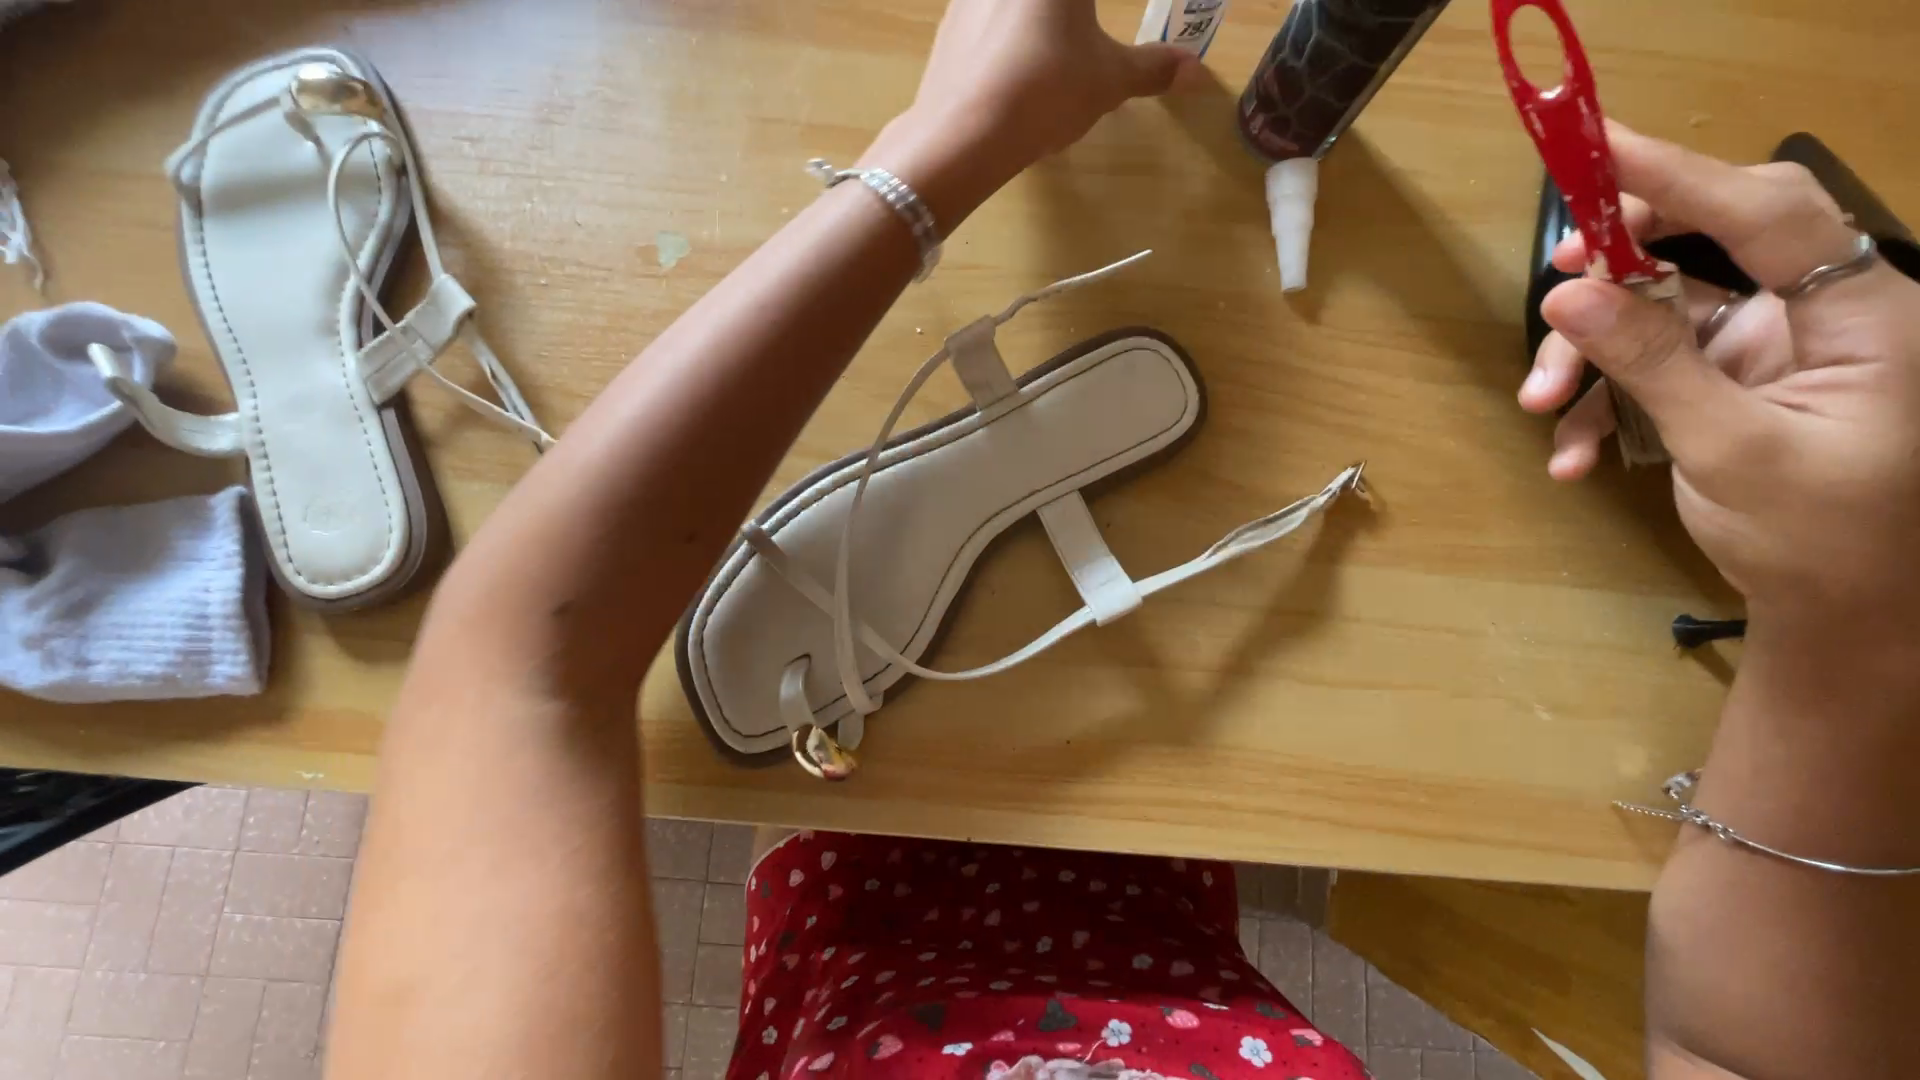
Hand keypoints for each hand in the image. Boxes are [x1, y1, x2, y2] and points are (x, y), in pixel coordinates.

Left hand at [913, 0, 1192, 163]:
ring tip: (1051, 55)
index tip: (1093, 35)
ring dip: (1037, 21)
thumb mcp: (1109, 80)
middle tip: (1079, 31)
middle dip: (1071, 17)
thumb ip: (1151, 67)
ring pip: (1018, 8)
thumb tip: (1193, 68)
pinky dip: (1005, 30)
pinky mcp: (949, 21)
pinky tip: (1013, 66)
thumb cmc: (1048, 90)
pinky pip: (986, 14)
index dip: (1089, 16)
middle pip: (1056, 4)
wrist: (964, 133)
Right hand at [1520, 123, 1919, 636]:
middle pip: (1701, 250)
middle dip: (1616, 270)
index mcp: (1860, 313)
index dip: (1680, 174)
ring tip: (1537, 411)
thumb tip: (1568, 294)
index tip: (1595, 148)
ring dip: (1583, 361)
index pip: (1769, 211)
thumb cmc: (1819, 536)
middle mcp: (1811, 314)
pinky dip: (1595, 410)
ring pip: (1653, 316)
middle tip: (1552, 283)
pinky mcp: (1719, 385)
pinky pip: (1641, 373)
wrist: (1838, 611)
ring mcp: (1760, 351)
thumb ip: (1651, 364)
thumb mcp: (1729, 447)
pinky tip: (1569, 459)